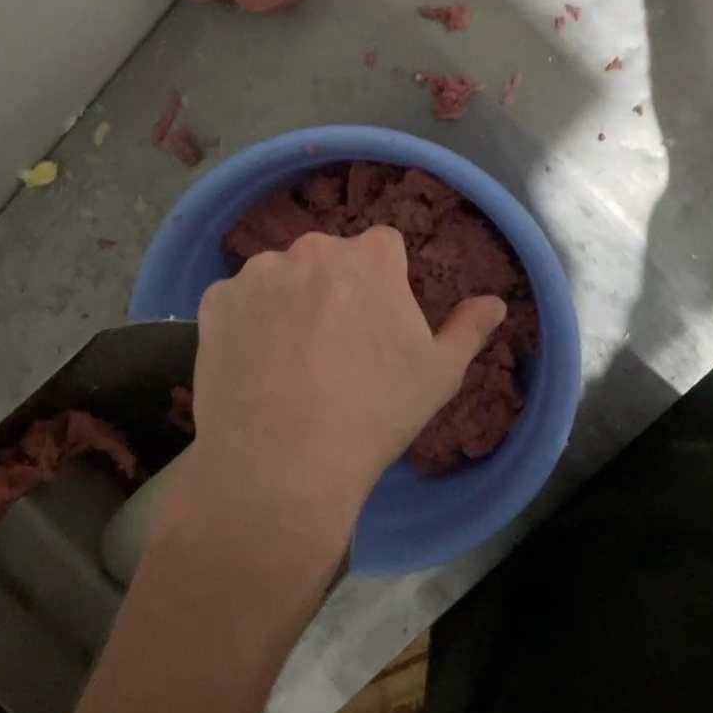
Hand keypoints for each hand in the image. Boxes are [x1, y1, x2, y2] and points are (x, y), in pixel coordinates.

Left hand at [188, 227, 506, 515]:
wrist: (283, 464)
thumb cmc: (375, 414)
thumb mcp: (440, 375)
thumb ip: (469, 329)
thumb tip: (496, 302)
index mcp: (372, 257)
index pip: (384, 249)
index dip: (384, 286)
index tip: (378, 327)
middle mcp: (313, 250)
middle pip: (330, 259)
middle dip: (335, 290)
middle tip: (335, 350)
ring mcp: (259, 272)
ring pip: (282, 278)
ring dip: (288, 303)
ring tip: (290, 364)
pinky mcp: (215, 300)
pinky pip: (239, 302)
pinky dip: (248, 324)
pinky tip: (255, 368)